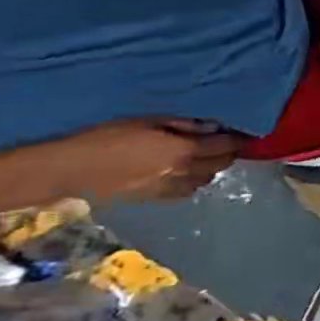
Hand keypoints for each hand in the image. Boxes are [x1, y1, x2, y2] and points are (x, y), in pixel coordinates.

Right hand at [20, 120, 244, 203]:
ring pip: (206, 180)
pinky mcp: (154, 199)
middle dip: (228, 153)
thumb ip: (184, 125)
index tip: (249, 134)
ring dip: (212, 168)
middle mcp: (183, 173)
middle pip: (220, 165)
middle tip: (228, 142)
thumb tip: (212, 126)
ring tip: (206, 155)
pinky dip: (194, 181)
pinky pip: (187, 191)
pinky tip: (186, 172)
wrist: (70, 168)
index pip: (225, 147)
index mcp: (184, 152)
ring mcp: (169, 189)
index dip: (239, 140)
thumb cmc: (107, 136)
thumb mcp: (148, 121)